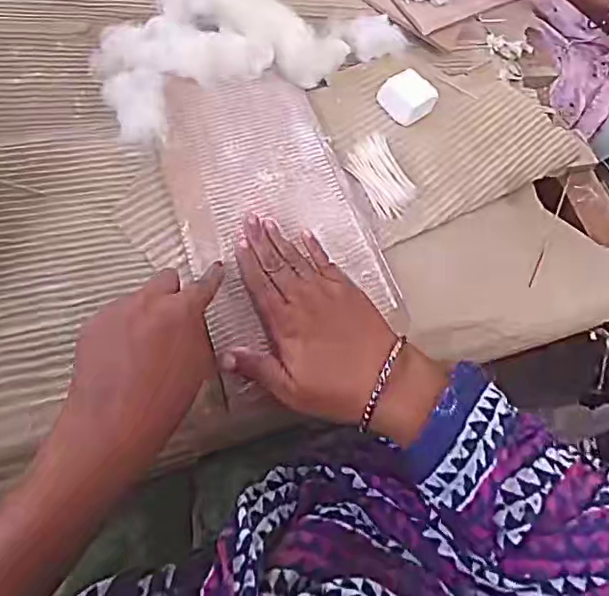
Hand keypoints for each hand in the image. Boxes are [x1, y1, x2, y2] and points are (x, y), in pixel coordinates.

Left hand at [45, 264, 223, 478]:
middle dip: (170, 294)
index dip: (212, 278)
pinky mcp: (95, 322)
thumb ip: (196, 333)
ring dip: (143, 315)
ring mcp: (119, 308)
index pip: (203, 284)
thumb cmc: (160, 404)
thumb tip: (192, 321)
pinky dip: (119, 330)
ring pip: (138, 300)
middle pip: (166, 279)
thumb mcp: (196, 367)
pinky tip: (118, 358)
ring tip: (138, 351)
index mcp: (182, 311)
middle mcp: (150, 301)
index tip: (214, 271)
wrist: (109, 425)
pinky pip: (115, 317)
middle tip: (169, 322)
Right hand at [226, 215, 447, 444]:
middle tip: (249, 219)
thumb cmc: (336, 389)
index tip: (238, 243)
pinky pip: (325, 261)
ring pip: (297, 258)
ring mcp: (326, 291)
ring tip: (268, 222)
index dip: (248, 263)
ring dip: (281, 239)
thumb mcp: (290, 389)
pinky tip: (304, 235)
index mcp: (285, 322)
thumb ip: (257, 368)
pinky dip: (314, 247)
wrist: (384, 379)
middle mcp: (303, 299)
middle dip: (260, 240)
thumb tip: (224, 355)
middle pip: (275, 264)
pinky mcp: (346, 289)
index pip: (260, 286)